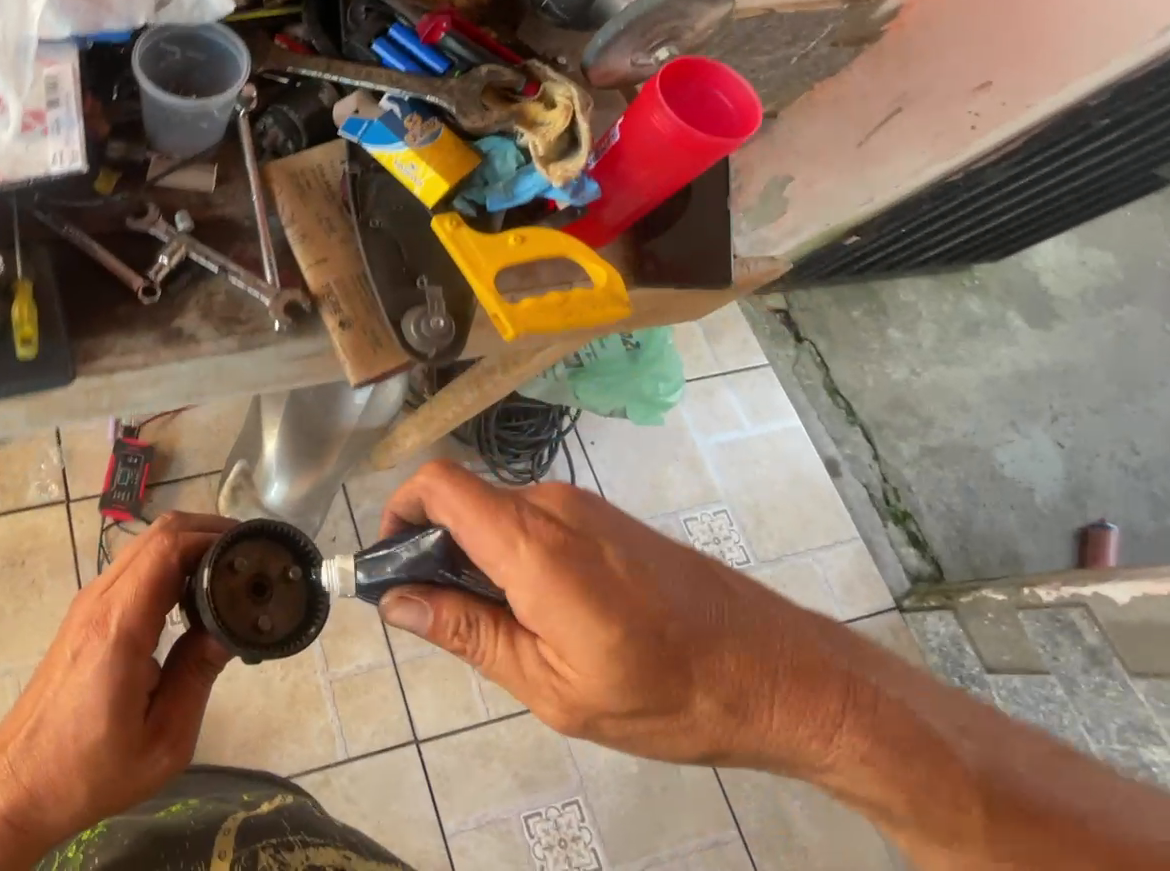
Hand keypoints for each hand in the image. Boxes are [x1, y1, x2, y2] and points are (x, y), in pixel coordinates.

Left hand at [0, 512, 237, 858]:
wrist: (21, 781)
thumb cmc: (91, 770)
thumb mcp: (165, 739)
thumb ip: (199, 674)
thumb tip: (228, 627)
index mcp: (121, 625)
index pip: (168, 547)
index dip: (212, 535)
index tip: (252, 549)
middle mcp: (101, 600)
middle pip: (158, 534)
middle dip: (207, 532)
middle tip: (250, 557)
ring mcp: (88, 603)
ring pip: (144, 546)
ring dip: (187, 546)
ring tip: (230, 573)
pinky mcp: (85, 615)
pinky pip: (133, 569)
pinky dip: (168, 564)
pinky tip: (194, 594)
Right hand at [375, 461, 860, 770]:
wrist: (785, 676)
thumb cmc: (665, 694)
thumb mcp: (550, 685)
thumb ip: (465, 633)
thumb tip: (394, 602)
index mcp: (531, 542)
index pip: (437, 484)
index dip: (398, 512)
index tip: (393, 568)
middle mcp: (551, 505)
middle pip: (461, 501)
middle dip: (434, 550)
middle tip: (447, 620)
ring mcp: (583, 507)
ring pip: (496, 515)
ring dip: (476, 558)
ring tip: (506, 629)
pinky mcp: (605, 519)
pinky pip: (532, 523)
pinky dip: (512, 556)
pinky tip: (546, 613)